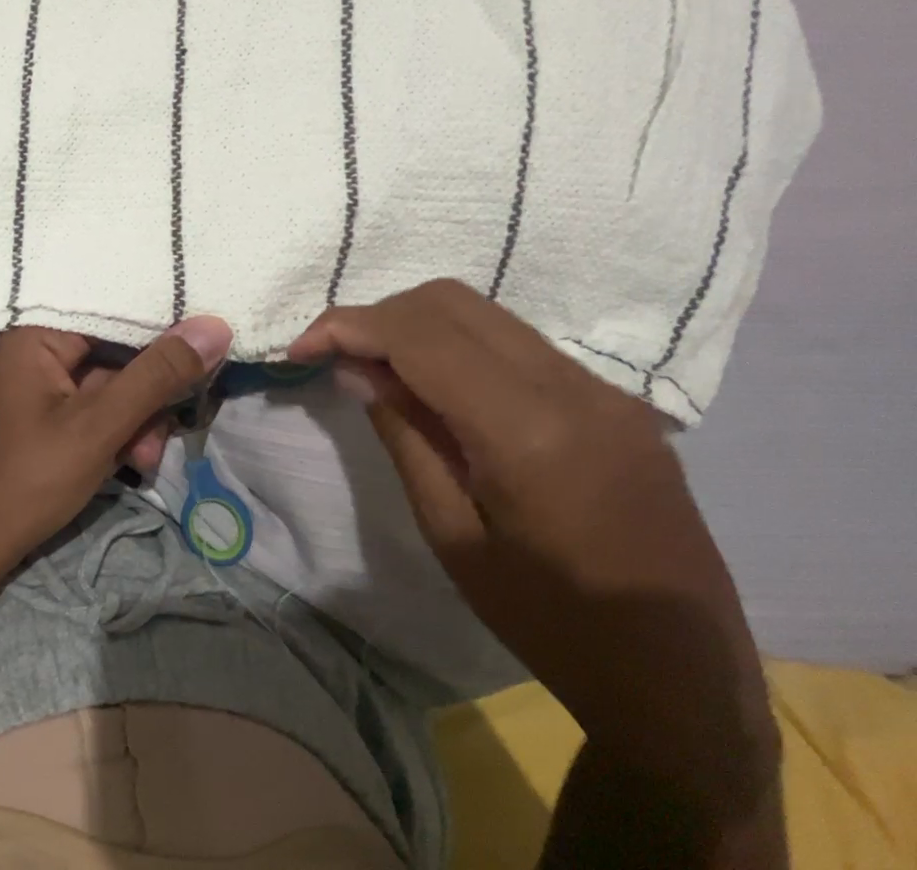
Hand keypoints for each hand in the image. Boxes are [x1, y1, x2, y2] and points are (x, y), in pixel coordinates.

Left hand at [0, 318, 232, 588]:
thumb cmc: (29, 478)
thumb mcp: (99, 426)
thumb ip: (157, 375)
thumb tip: (215, 325)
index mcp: (35, 335)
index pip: (112, 309)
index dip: (162, 327)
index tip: (209, 346)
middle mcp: (34, 349)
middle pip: (116, 351)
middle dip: (149, 393)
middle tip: (169, 428)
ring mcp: (38, 385)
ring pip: (112, 386)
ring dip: (138, 421)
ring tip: (144, 459)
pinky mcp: (45, 416)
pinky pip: (95, 410)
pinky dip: (117, 433)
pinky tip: (130, 463)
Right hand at [287, 280, 774, 788]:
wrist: (677, 672)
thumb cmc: (547, 618)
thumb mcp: (452, 534)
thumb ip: (406, 436)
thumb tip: (359, 369)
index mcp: (526, 428)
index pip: (419, 336)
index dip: (348, 326)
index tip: (298, 349)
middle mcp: (572, 386)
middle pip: (453, 303)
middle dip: (378, 316)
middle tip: (333, 359)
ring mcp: (604, 390)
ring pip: (489, 316)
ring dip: (418, 328)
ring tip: (375, 372)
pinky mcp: (618, 403)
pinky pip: (521, 345)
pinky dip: (461, 347)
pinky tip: (436, 392)